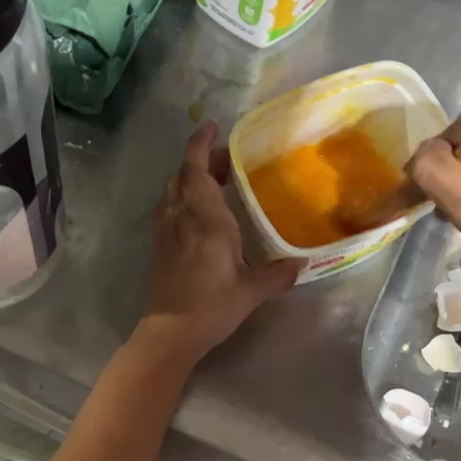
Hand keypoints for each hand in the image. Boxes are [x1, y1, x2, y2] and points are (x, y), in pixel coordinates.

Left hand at [137, 123, 302, 364]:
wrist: (171, 332)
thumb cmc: (212, 307)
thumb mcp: (251, 291)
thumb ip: (276, 274)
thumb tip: (301, 264)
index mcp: (206, 219)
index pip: (196, 169)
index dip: (201, 145)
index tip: (212, 128)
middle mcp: (181, 217)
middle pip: (182, 175)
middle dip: (201, 161)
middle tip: (226, 162)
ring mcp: (165, 232)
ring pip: (171, 191)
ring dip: (188, 179)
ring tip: (213, 183)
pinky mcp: (159, 247)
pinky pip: (167, 210)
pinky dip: (180, 199)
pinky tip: (196, 213)